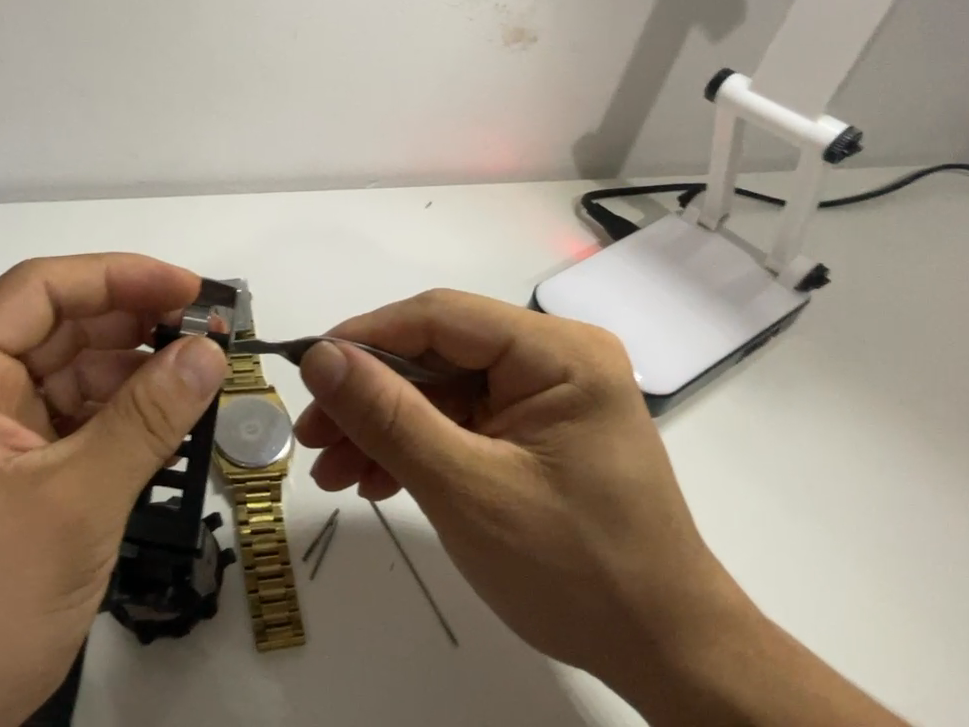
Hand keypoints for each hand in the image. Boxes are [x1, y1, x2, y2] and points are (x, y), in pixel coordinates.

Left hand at [0, 255, 228, 726]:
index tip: (191, 290)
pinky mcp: (0, 478)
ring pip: (66, 378)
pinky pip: (66, 425)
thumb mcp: (74, 504)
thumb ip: (146, 419)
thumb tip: (210, 350)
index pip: (38, 290)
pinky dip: (116, 421)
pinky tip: (168, 423)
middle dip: (133, 325)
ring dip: (131, 375)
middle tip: (211, 335)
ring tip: (202, 378)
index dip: (119, 276)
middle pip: (55, 330)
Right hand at [296, 290, 903, 725]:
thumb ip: (388, 415)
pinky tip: (376, 481)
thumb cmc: (573, 569)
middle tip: (312, 438)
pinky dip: (417, 449)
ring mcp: (549, 397)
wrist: (662, 651)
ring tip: (332, 473)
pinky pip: (462, 423)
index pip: (441, 316)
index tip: (307, 371)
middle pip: (437, 355)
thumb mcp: (466, 489)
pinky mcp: (538, 432)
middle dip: (369, 398)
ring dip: (384, 429)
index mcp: (558, 352)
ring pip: (441, 392)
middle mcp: (556, 359)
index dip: (367, 338)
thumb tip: (320, 356)